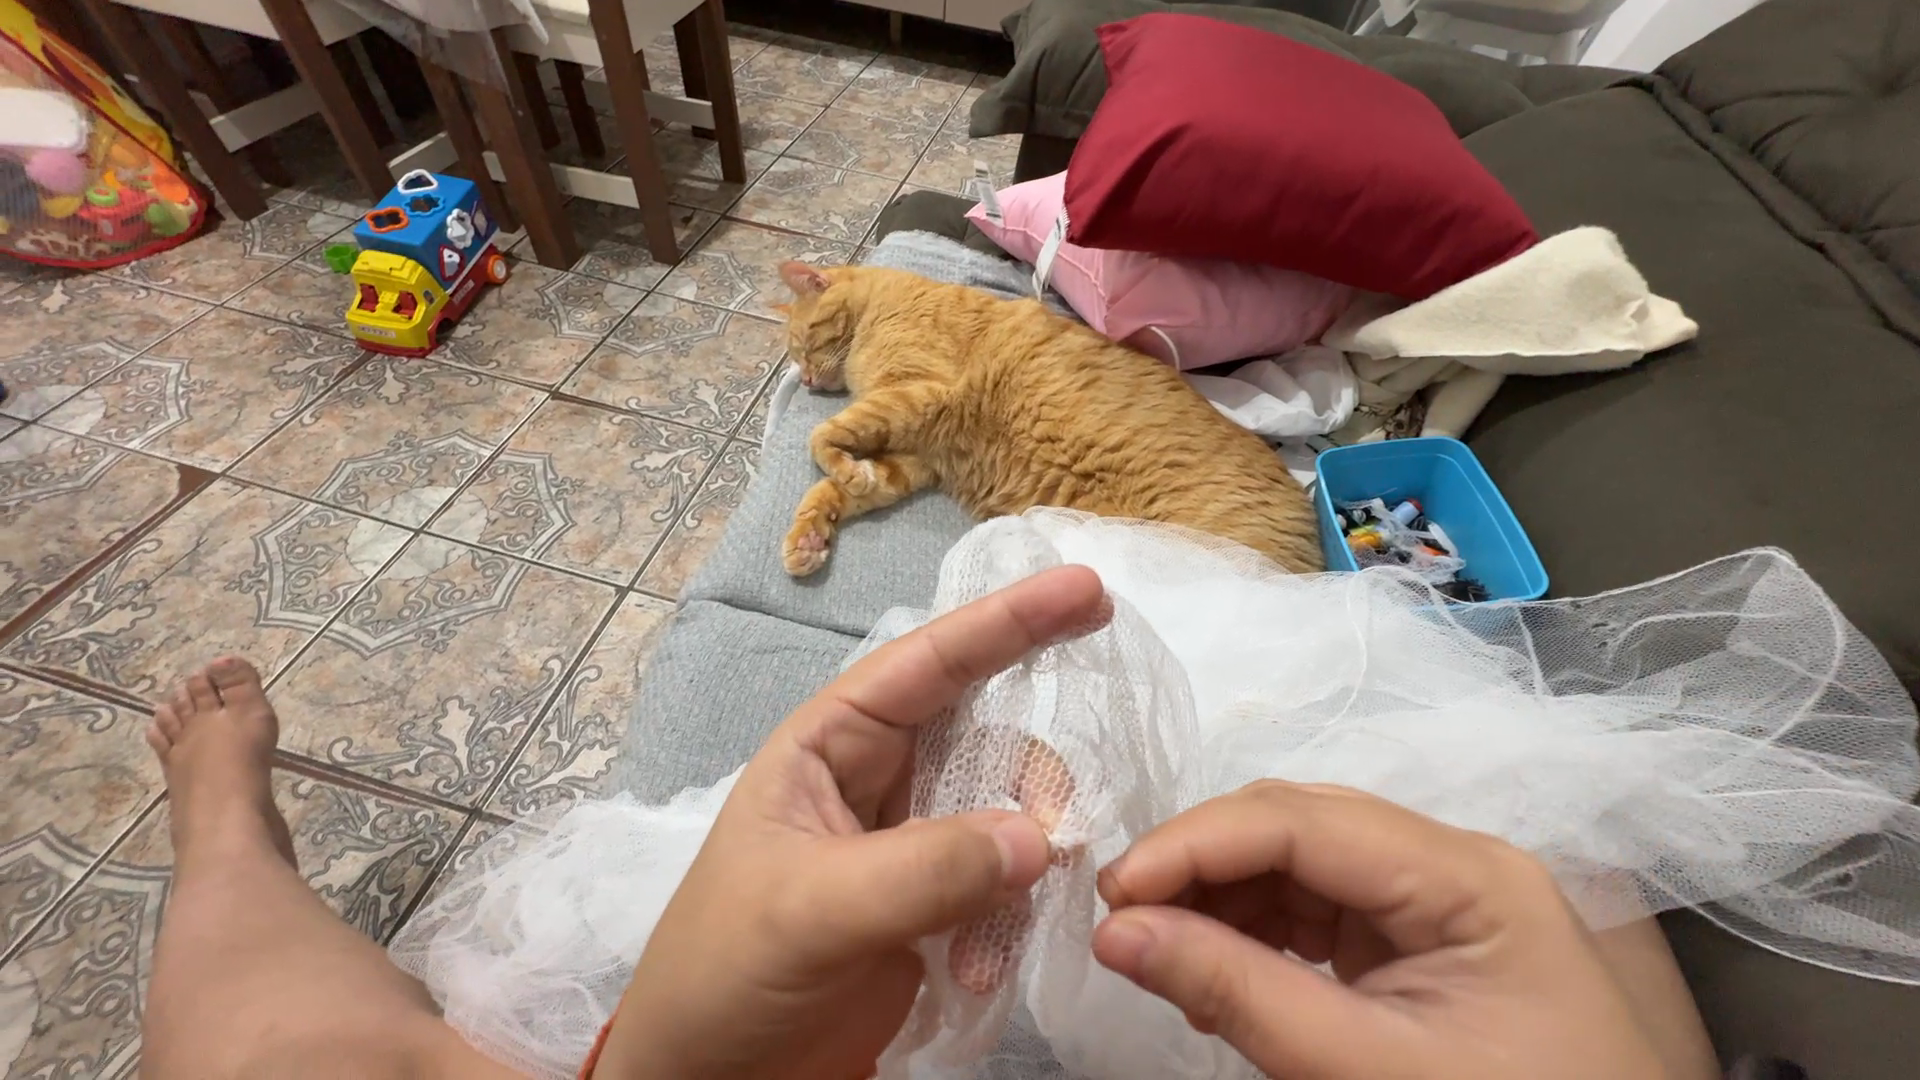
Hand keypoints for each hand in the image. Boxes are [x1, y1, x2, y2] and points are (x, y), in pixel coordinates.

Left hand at [596, 565, 1108, 1079]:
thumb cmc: (728, 970)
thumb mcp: (811, 910)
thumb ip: (923, 870)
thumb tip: (1040, 838)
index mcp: (833, 740)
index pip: (929, 661)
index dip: (1008, 620)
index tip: (1087, 590)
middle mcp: (881, 772)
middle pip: (986, 731)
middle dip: (1032, 768)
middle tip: (1071, 814)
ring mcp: (915, 835)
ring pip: (1006, 807)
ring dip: (1023, 861)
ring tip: (997, 930)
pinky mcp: (938, 897)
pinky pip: (1005, 876)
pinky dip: (1012, 914)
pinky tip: (977, 968)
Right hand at [1092, 782, 1685, 1079]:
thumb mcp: (1369, 1076)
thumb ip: (1237, 995)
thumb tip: (1113, 933)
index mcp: (1467, 874)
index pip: (1299, 820)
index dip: (1193, 843)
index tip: (1114, 891)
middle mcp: (1448, 859)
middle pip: (1293, 825)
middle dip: (1201, 864)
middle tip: (1126, 918)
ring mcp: (1432, 893)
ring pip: (1292, 858)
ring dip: (1219, 897)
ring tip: (1166, 948)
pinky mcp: (1414, 932)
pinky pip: (1311, 903)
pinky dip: (1252, 928)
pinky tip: (1217, 963)